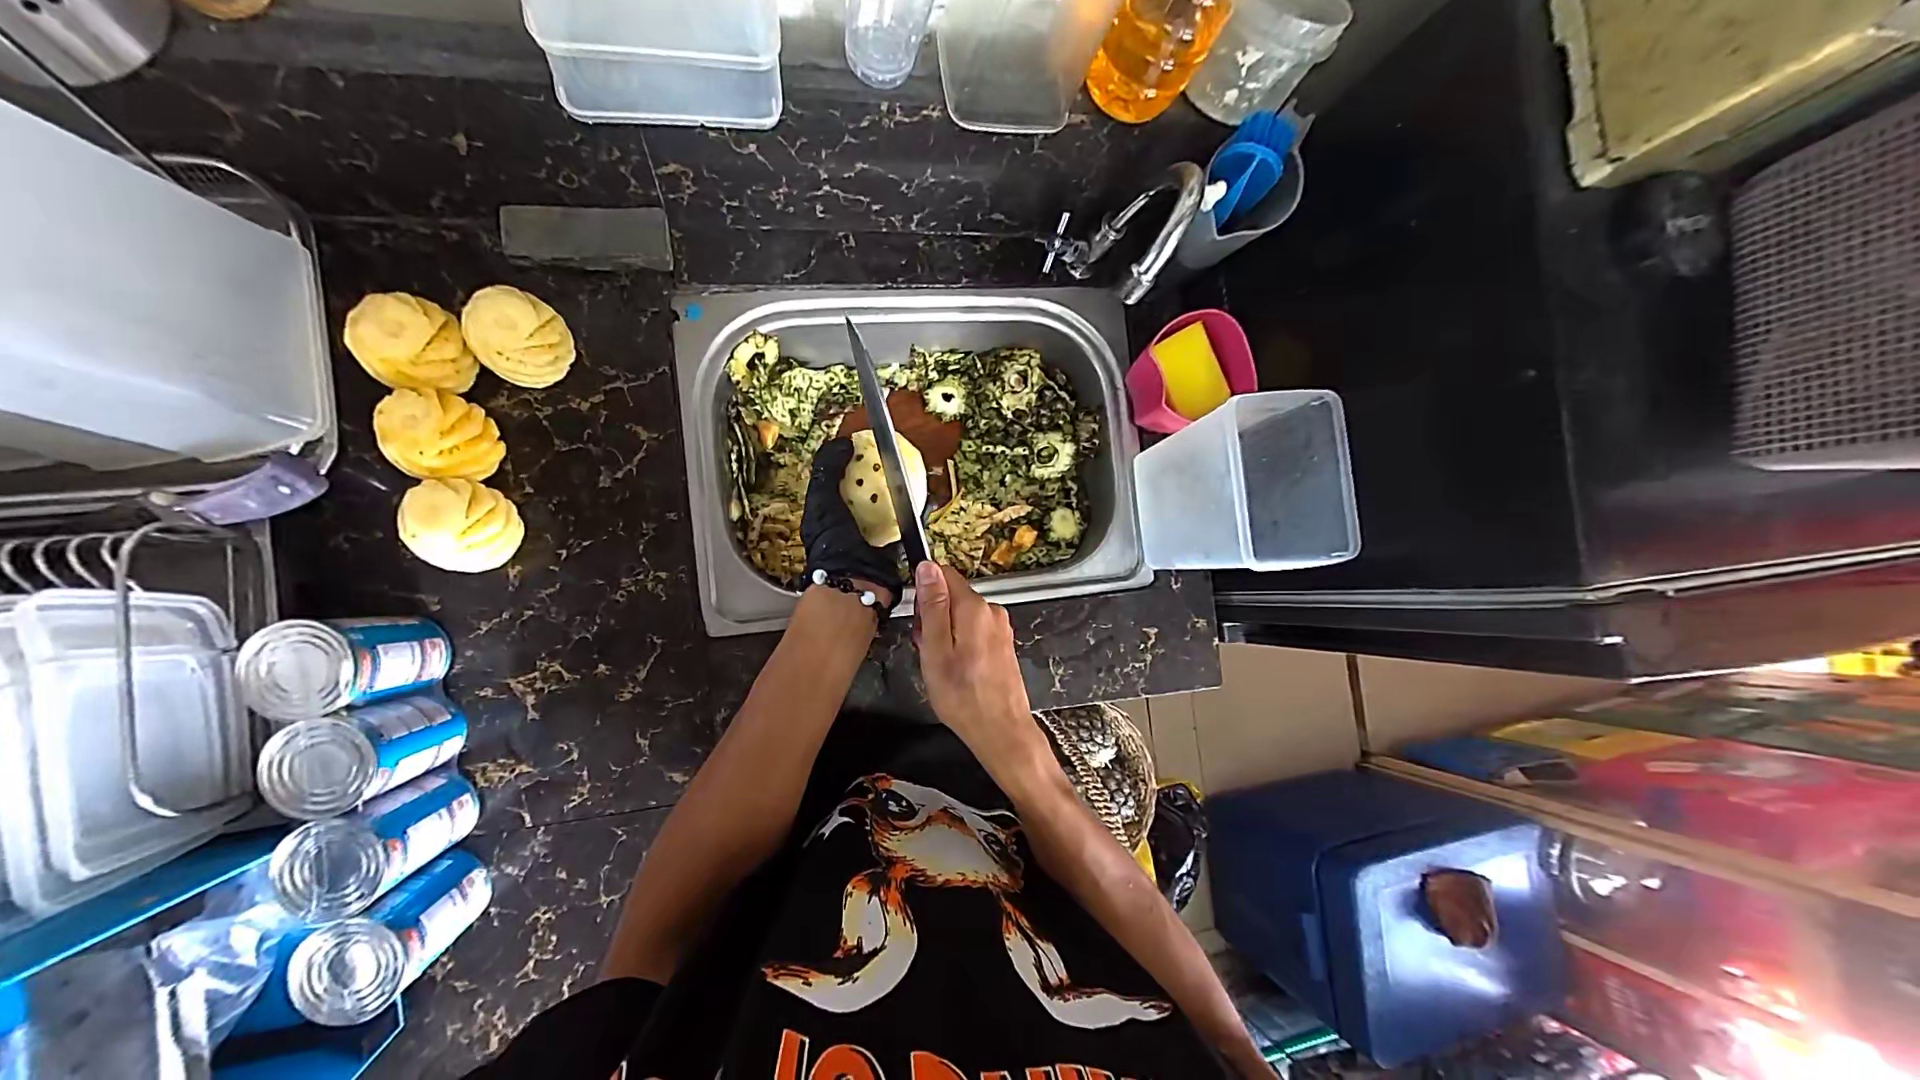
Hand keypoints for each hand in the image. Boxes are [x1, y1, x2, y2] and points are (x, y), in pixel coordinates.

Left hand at [803, 437, 904, 606]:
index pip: (837, 479)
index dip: (848, 462)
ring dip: (896, 492)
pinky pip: (903, 522)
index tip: (861, 447)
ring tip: (905, 476)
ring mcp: (870, 534)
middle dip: (875, 476)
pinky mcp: (891, 544)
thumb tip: (840, 444)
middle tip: (887, 459)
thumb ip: (828, 470)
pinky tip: (918, 501)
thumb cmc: (833, 546)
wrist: (858, 581)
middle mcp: (848, 523)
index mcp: (826, 512)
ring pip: (885, 505)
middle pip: (863, 490)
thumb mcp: (822, 500)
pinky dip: (911, 511)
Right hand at [912, 561, 1050, 786]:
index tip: (919, 621)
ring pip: (960, 615)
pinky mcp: (1002, 643)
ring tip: (942, 665)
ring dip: (945, 633)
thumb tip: (927, 567)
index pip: (944, 574)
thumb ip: (932, 605)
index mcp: (974, 608)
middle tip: (928, 650)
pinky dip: (960, 644)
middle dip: (934, 617)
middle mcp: (992, 611)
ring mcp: (1000, 628)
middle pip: (952, 595)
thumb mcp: (935, 649)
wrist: (1001, 730)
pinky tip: (957, 670)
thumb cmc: (963, 697)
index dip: (924, 594)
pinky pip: (973, 631)